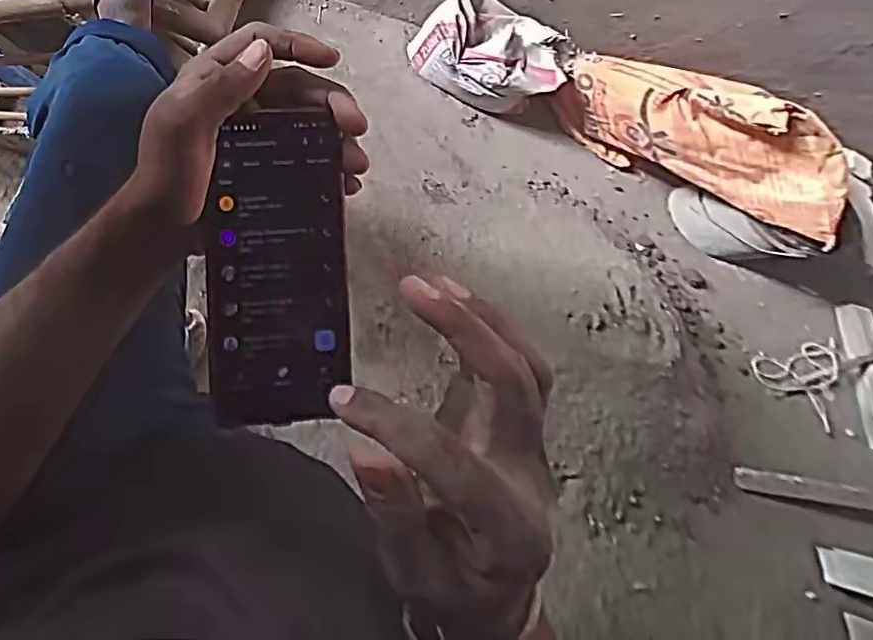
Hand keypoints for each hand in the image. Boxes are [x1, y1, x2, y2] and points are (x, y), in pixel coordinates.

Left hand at [126, 23, 370, 225]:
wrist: (162, 229)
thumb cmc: (166, 173)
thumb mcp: (184, 123)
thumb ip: (219, 87)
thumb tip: (263, 51)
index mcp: (211, 79)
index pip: (256, 43)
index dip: (295, 44)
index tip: (329, 59)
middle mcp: (234, 98)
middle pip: (293, 85)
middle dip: (329, 101)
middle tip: (355, 126)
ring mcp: (249, 130)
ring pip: (302, 120)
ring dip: (335, 136)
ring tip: (354, 163)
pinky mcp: (260, 161)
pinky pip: (300, 152)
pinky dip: (324, 162)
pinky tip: (342, 181)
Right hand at [330, 276, 555, 639]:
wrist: (493, 590)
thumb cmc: (449, 580)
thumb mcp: (411, 567)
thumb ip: (392, 510)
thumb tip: (364, 448)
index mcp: (505, 523)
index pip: (451, 460)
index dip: (392, 425)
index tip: (341, 400)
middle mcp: (527, 474)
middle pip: (514, 389)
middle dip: (464, 331)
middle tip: (413, 288)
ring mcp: (530, 446)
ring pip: (529, 369)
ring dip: (483, 318)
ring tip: (435, 282)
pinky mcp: (520, 425)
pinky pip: (523, 366)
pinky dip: (491, 325)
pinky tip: (454, 297)